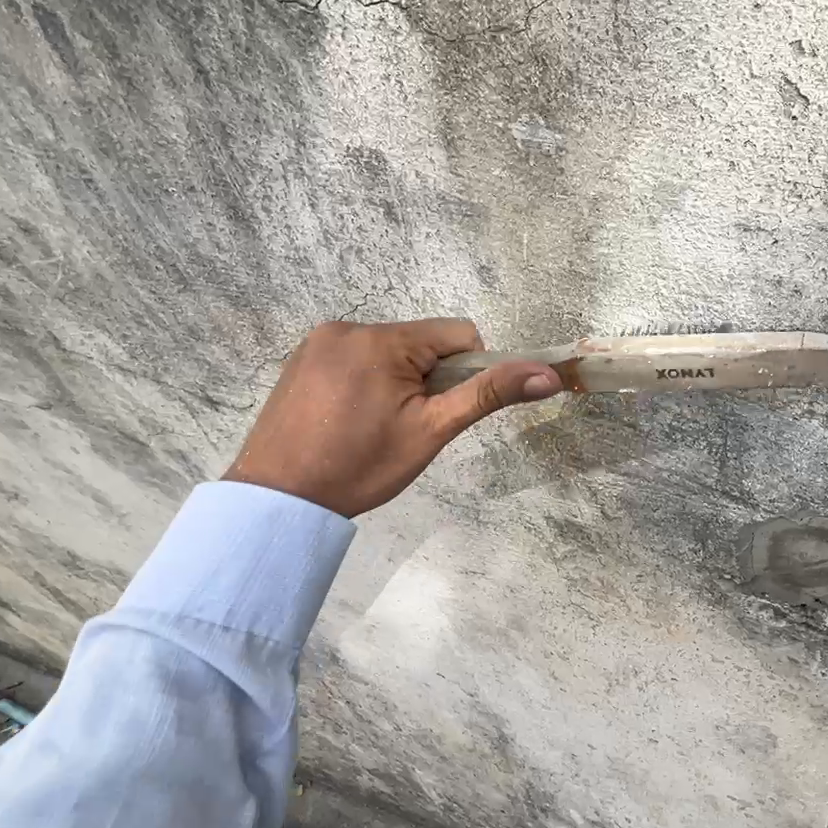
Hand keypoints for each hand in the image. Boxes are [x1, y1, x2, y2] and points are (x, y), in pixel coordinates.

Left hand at [223, 319, 560, 516]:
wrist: (278, 500)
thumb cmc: (361, 466)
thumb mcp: (434, 430)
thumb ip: (490, 394)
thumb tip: (548, 375)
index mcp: (381, 340)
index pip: (459, 334)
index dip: (469, 372)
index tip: (443, 409)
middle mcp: (347, 328)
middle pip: (425, 341)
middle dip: (433, 377)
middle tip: (411, 423)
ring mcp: (319, 341)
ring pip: (395, 350)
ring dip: (404, 379)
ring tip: (380, 424)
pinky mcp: (302, 358)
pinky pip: (361, 357)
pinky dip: (373, 380)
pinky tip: (355, 417)